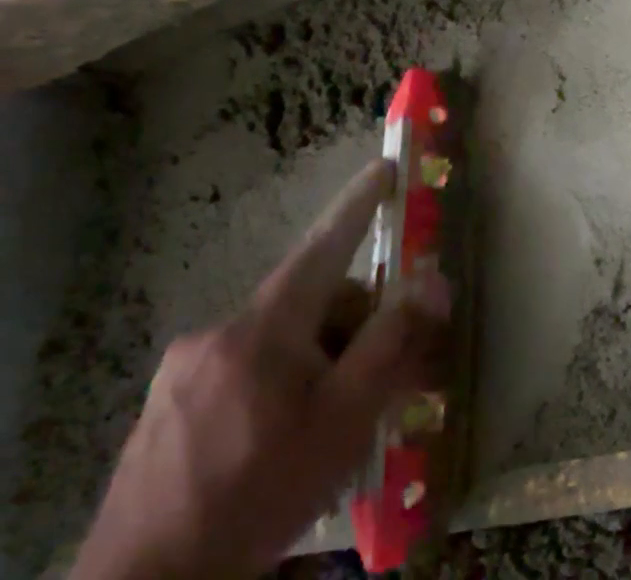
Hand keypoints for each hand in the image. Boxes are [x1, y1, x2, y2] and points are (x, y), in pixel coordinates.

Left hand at [71, 160, 450, 578]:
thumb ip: (394, 340)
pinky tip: (304, 433)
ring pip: (286, 342)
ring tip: (352, 419)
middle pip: (315, 305)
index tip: (386, 168)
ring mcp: (186, 373)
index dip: (358, 206)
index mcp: (260, 330)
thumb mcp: (349, 415)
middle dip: (365, 328)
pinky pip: (254, 371)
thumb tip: (433, 278)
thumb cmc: (264, 487)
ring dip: (332, 363)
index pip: (321, 249)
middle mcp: (217, 336)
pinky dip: (295, 384)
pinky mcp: (172, 406)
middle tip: (402, 375)